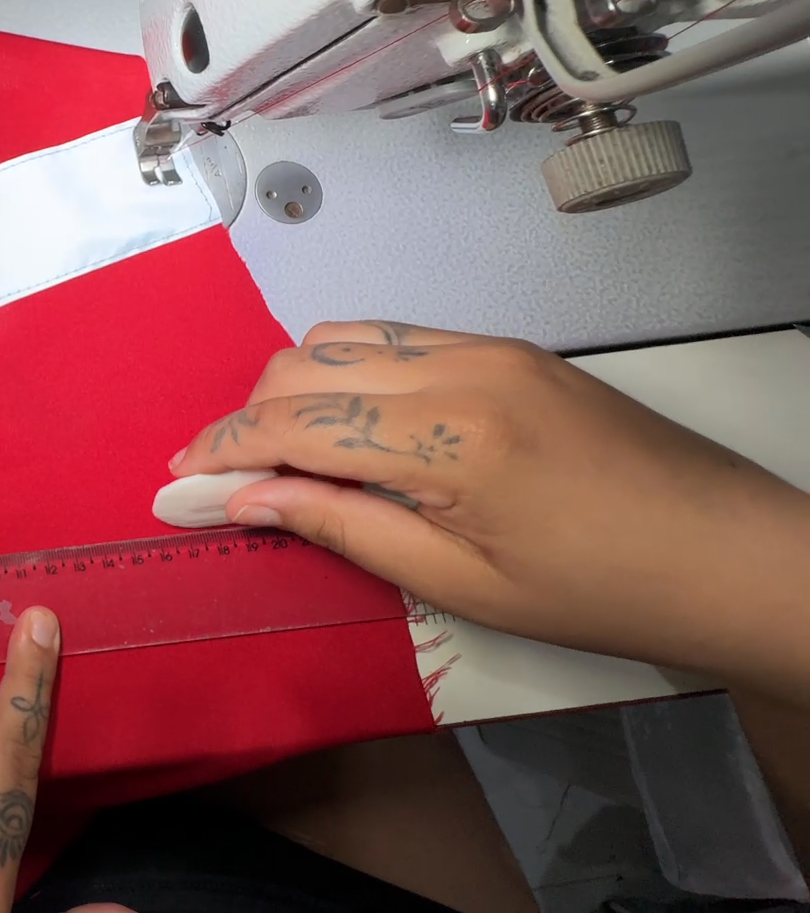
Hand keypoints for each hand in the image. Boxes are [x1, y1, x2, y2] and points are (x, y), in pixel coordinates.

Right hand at [171, 320, 809, 698]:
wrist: (747, 559)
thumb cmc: (598, 591)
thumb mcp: (455, 582)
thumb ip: (336, 526)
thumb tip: (241, 500)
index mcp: (451, 438)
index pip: (294, 424)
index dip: (223, 448)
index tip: (179, 476)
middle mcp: (457, 369)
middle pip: (299, 368)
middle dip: (244, 418)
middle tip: (229, 474)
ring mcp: (480, 347)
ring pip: (331, 338)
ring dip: (285, 388)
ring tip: (283, 445)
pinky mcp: (497, 344)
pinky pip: (380, 335)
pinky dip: (334, 369)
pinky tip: (341, 414)